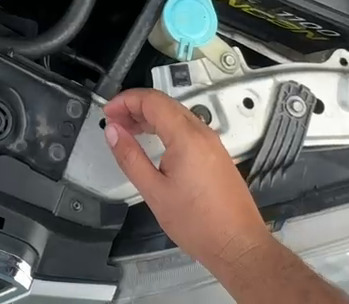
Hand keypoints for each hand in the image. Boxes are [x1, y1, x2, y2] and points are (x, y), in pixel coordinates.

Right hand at [103, 88, 275, 282]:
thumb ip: (130, 157)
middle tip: (114, 122)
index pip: (151, 100)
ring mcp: (212, 142)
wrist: (240, 248)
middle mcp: (202, 132)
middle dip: (134, 107)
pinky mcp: (216, 154)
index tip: (108, 112)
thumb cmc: (200, 224)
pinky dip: (165, 127)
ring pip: (175, 114)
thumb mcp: (155, 192)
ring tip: (128, 131)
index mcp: (186, 136)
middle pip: (163, 103)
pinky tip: (153, 143)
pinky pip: (186, 128)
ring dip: (149, 117)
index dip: (125, 101)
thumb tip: (112, 131)